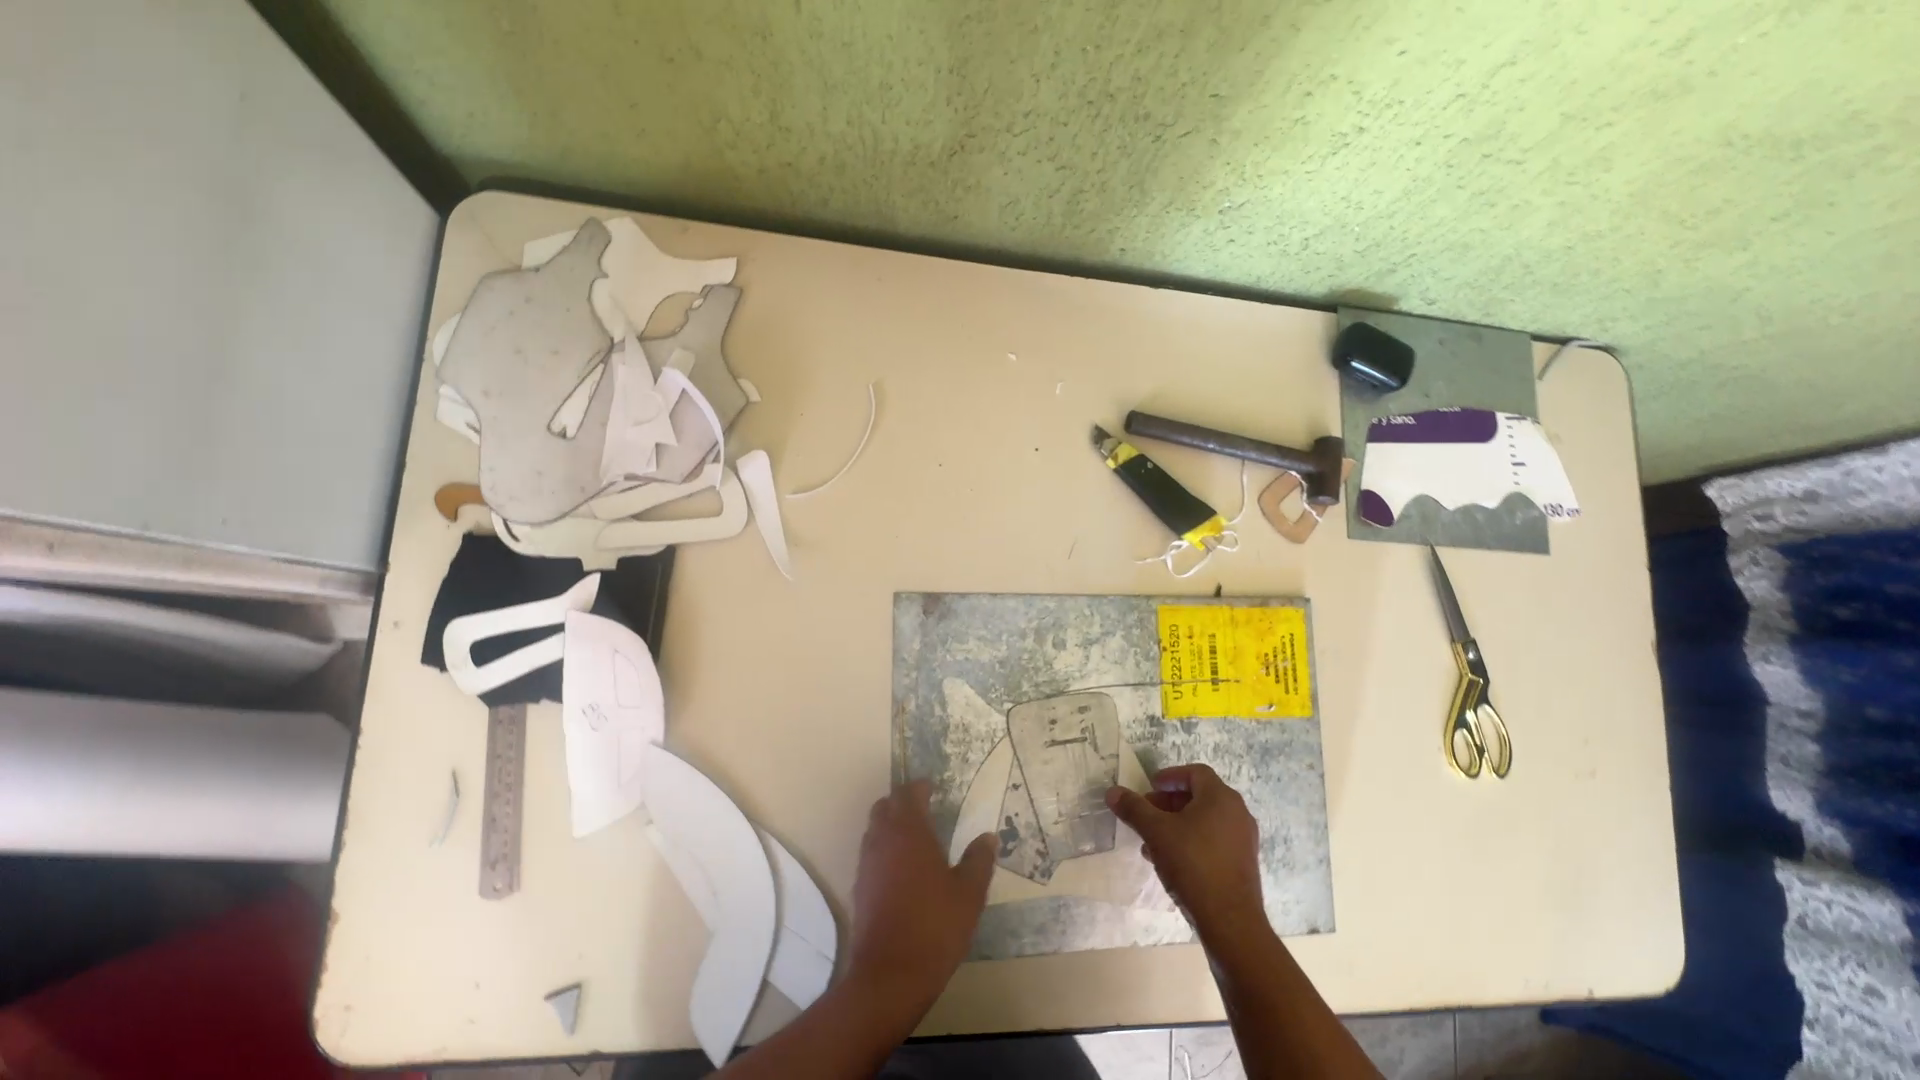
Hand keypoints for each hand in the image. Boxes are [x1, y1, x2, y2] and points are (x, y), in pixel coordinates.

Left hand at [846, 779, 995, 1017]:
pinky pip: (871, 854)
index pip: (908, 795)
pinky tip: (903, 868)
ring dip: (891, 825)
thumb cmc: (935, 926)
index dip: (920, 787)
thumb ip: (978, 860)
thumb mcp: (969, 893)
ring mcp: (867, 864)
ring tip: (915, 837)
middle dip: (902, 802)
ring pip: (874, 830)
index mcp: (909, 832)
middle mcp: (882, 840)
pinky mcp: (860, 888)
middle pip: (885, 807)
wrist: (891, 972)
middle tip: (924, 808)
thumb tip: (988, 837)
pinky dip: (885, 849)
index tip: (933, 787)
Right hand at [1107, 764, 1265, 941]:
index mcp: (1221, 797)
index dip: (1170, 776)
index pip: (1195, 773)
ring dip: (1177, 823)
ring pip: (1205, 821)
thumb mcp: (1156, 832)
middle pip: (1200, 796)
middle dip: (1169, 802)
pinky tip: (1169, 860)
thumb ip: (1134, 809)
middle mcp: (1237, 813)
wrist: (1230, 919)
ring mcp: (1243, 839)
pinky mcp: (1242, 862)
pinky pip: (1213, 840)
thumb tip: (1112, 791)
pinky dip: (1191, 840)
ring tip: (1151, 839)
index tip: (1149, 787)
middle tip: (1146, 812)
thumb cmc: (1192, 864)